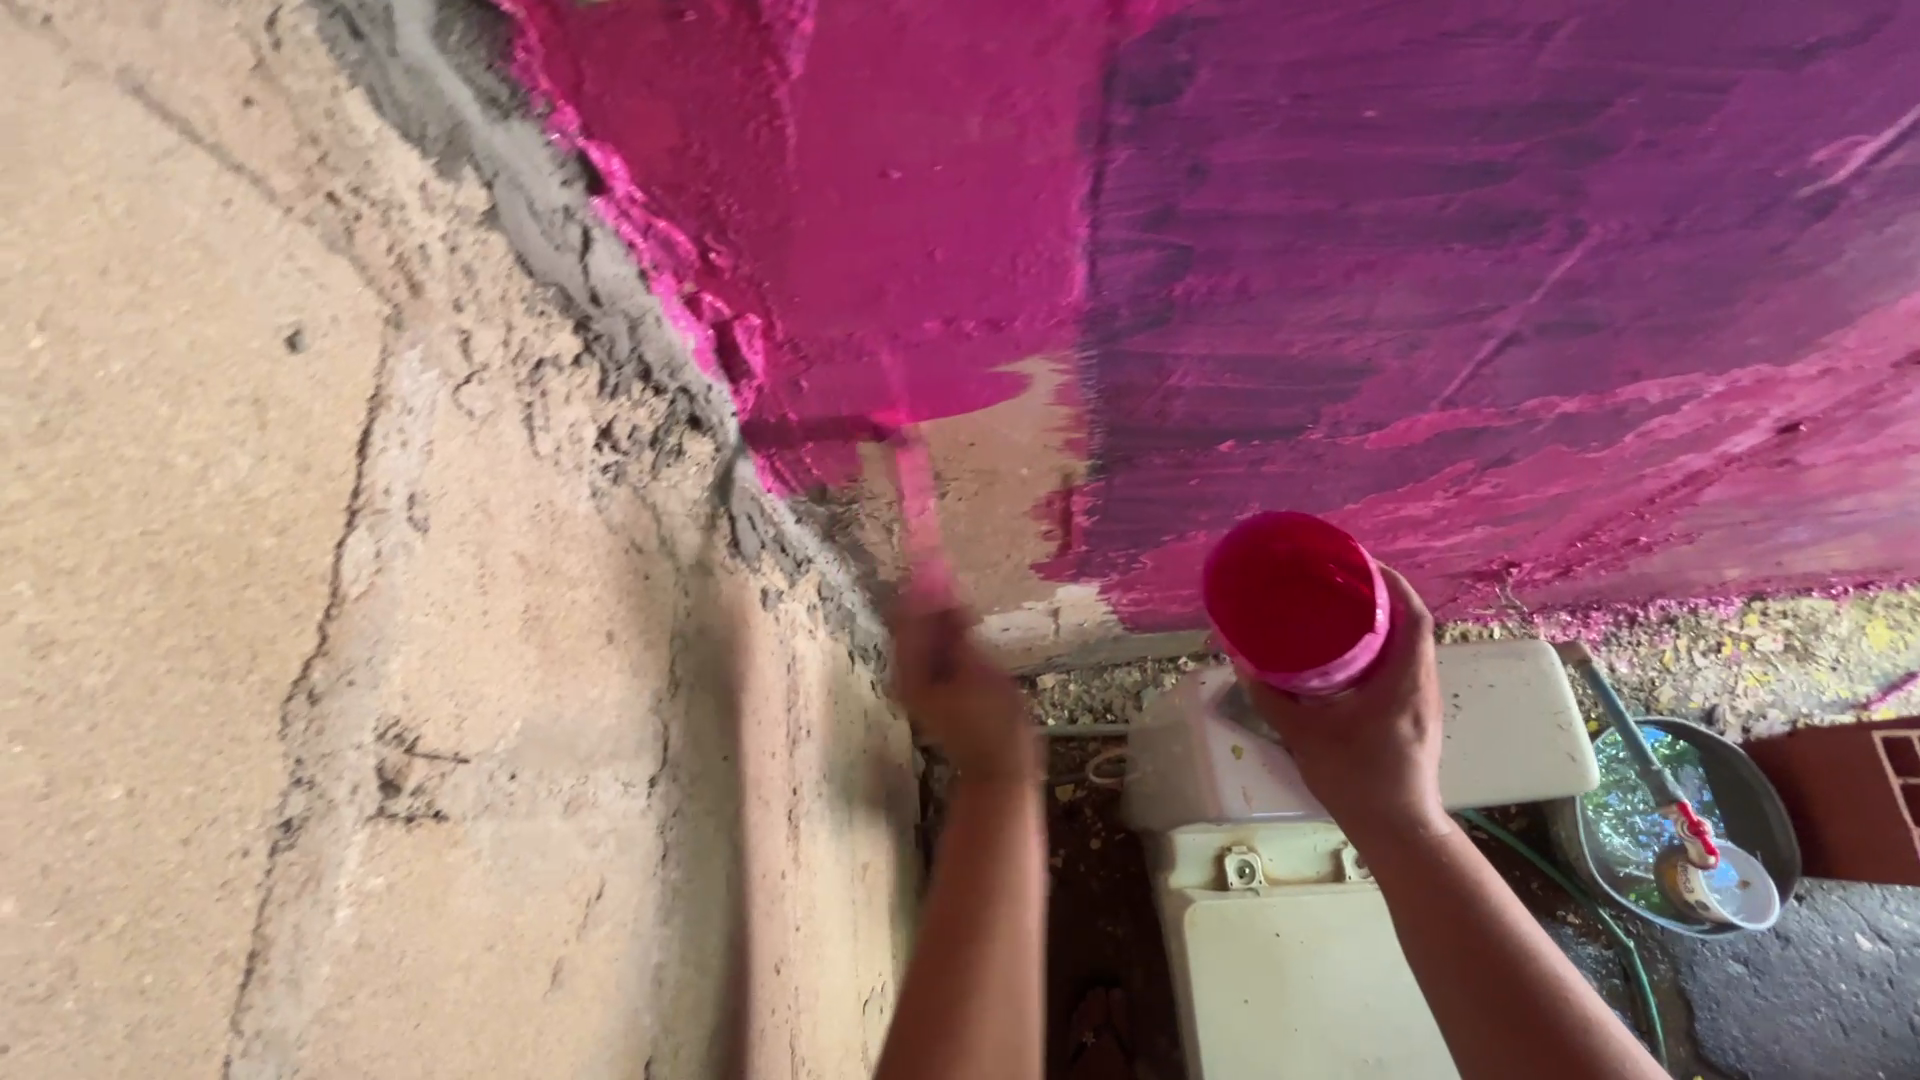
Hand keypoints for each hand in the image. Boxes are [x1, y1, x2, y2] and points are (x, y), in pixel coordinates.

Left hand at [888, 600, 1035, 780]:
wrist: (1001, 767)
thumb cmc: (992, 720)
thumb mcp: (977, 669)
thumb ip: (955, 633)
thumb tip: (943, 598)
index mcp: (911, 673)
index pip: (907, 620)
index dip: (922, 593)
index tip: (939, 570)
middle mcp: (907, 678)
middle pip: (913, 629)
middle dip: (932, 606)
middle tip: (956, 586)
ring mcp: (920, 687)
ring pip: (924, 641)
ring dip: (942, 621)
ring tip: (965, 607)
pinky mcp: (935, 692)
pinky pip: (935, 654)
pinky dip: (948, 639)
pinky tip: (968, 631)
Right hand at [1241, 566, 1449, 847]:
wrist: (1398, 829)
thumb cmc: (1356, 779)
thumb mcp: (1303, 735)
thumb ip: (1269, 697)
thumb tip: (1240, 660)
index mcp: (1403, 681)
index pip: (1412, 616)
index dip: (1391, 582)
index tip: (1360, 561)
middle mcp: (1421, 684)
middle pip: (1414, 623)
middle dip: (1382, 594)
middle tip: (1341, 578)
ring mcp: (1423, 701)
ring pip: (1412, 645)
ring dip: (1384, 620)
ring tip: (1343, 605)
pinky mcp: (1416, 715)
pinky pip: (1405, 664)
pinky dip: (1383, 646)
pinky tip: (1350, 651)